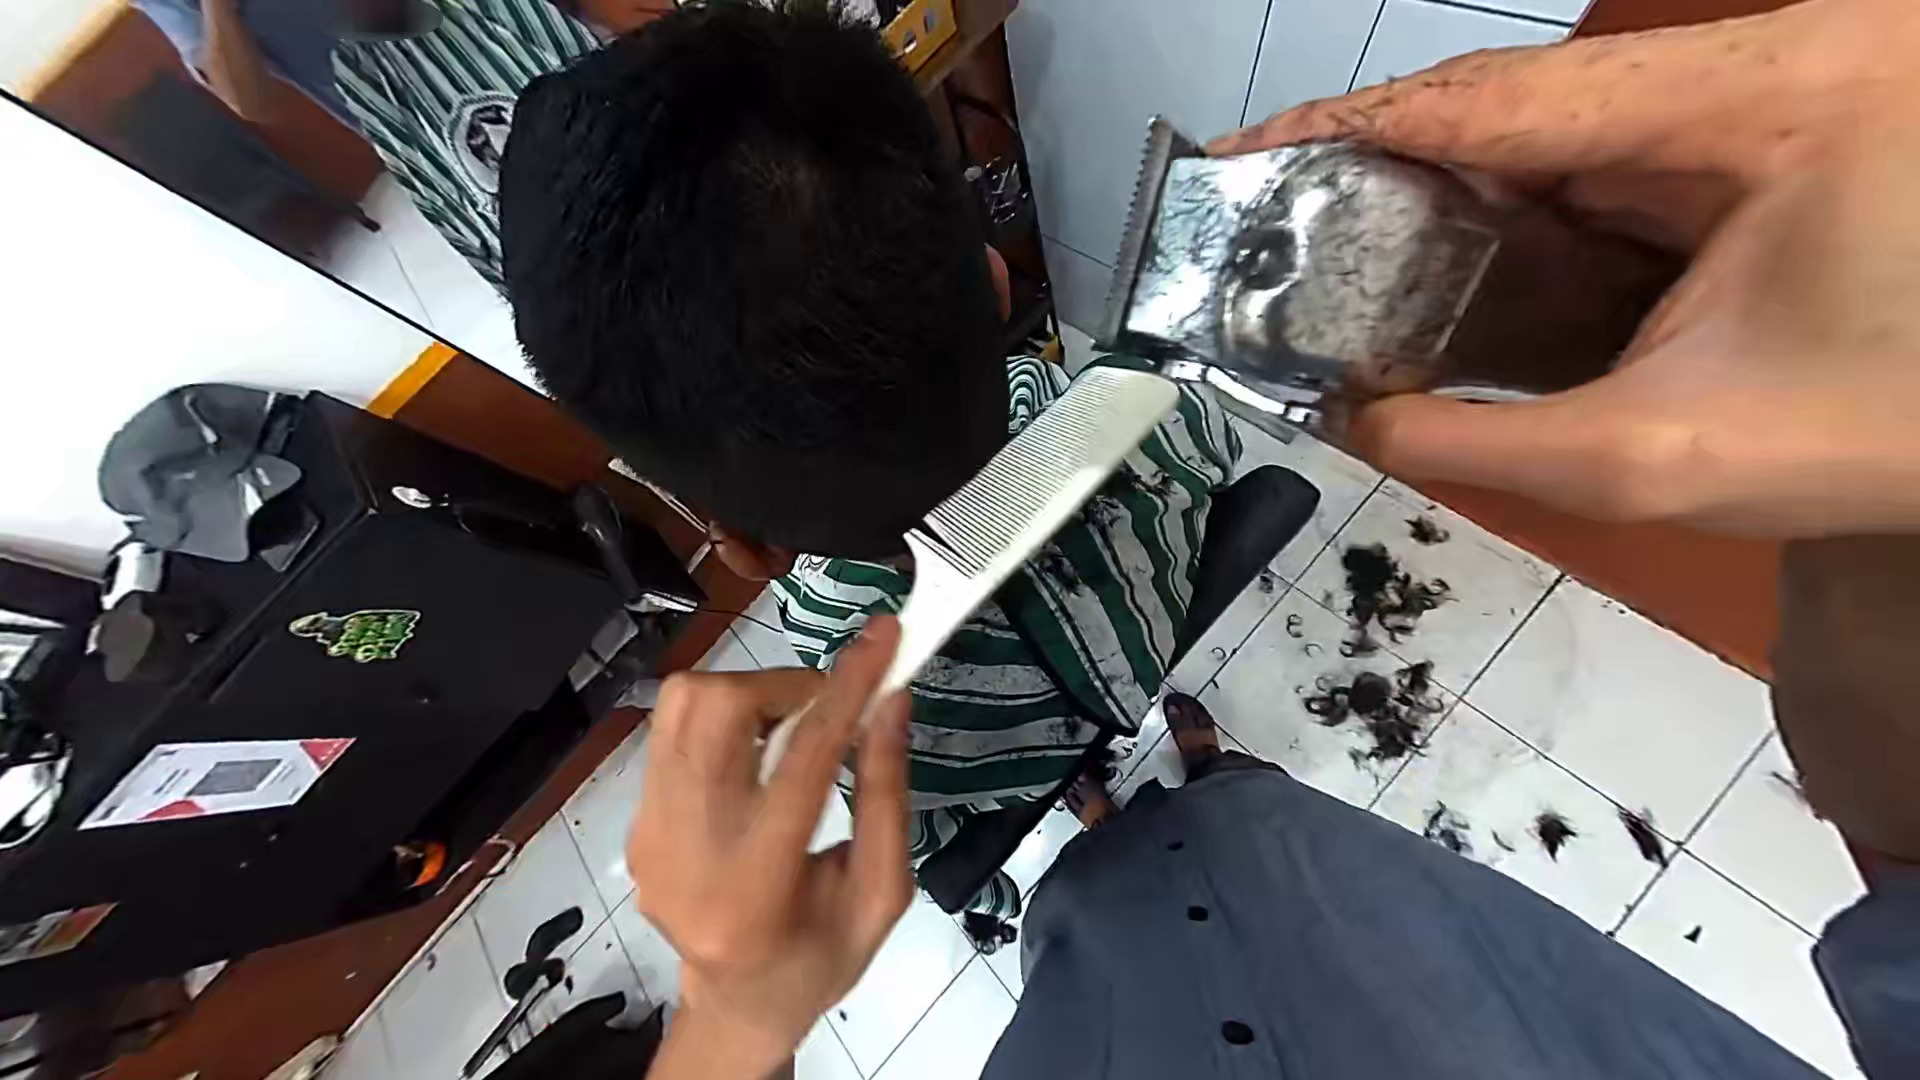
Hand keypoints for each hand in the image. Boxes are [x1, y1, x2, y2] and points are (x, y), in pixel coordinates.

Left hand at [628, 620, 911, 1079]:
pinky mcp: (637, 817)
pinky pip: (675, 723)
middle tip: (830, 705)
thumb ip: (889, 790)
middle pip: (720, 710)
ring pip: (687, 701)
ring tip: (794, 724)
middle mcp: (683, 850)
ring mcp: (648, 831)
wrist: (734, 1003)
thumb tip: (891, 699)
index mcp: (755, 887)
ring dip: (755, 691)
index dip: (848, 687)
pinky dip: (728, 711)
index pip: (803, 759)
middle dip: (789, 684)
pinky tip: (758, 746)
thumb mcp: (883, 891)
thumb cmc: (821, 956)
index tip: (883, 637)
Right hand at [1213, 0, 1919, 537]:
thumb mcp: (1641, 460)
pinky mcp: (1735, 157)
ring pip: (1524, 140)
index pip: (1491, 98)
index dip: (1345, 126)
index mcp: (1762, 104)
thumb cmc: (1897, 438)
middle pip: (1497, 106)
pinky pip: (1566, 177)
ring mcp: (1749, 110)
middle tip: (1261, 215)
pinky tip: (1415, 264)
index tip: (1242, 157)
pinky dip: (1475, 221)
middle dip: (1361, 161)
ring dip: (1411, 195)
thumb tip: (1345, 422)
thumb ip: (1462, 445)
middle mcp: (1757, 75)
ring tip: (1312, 245)